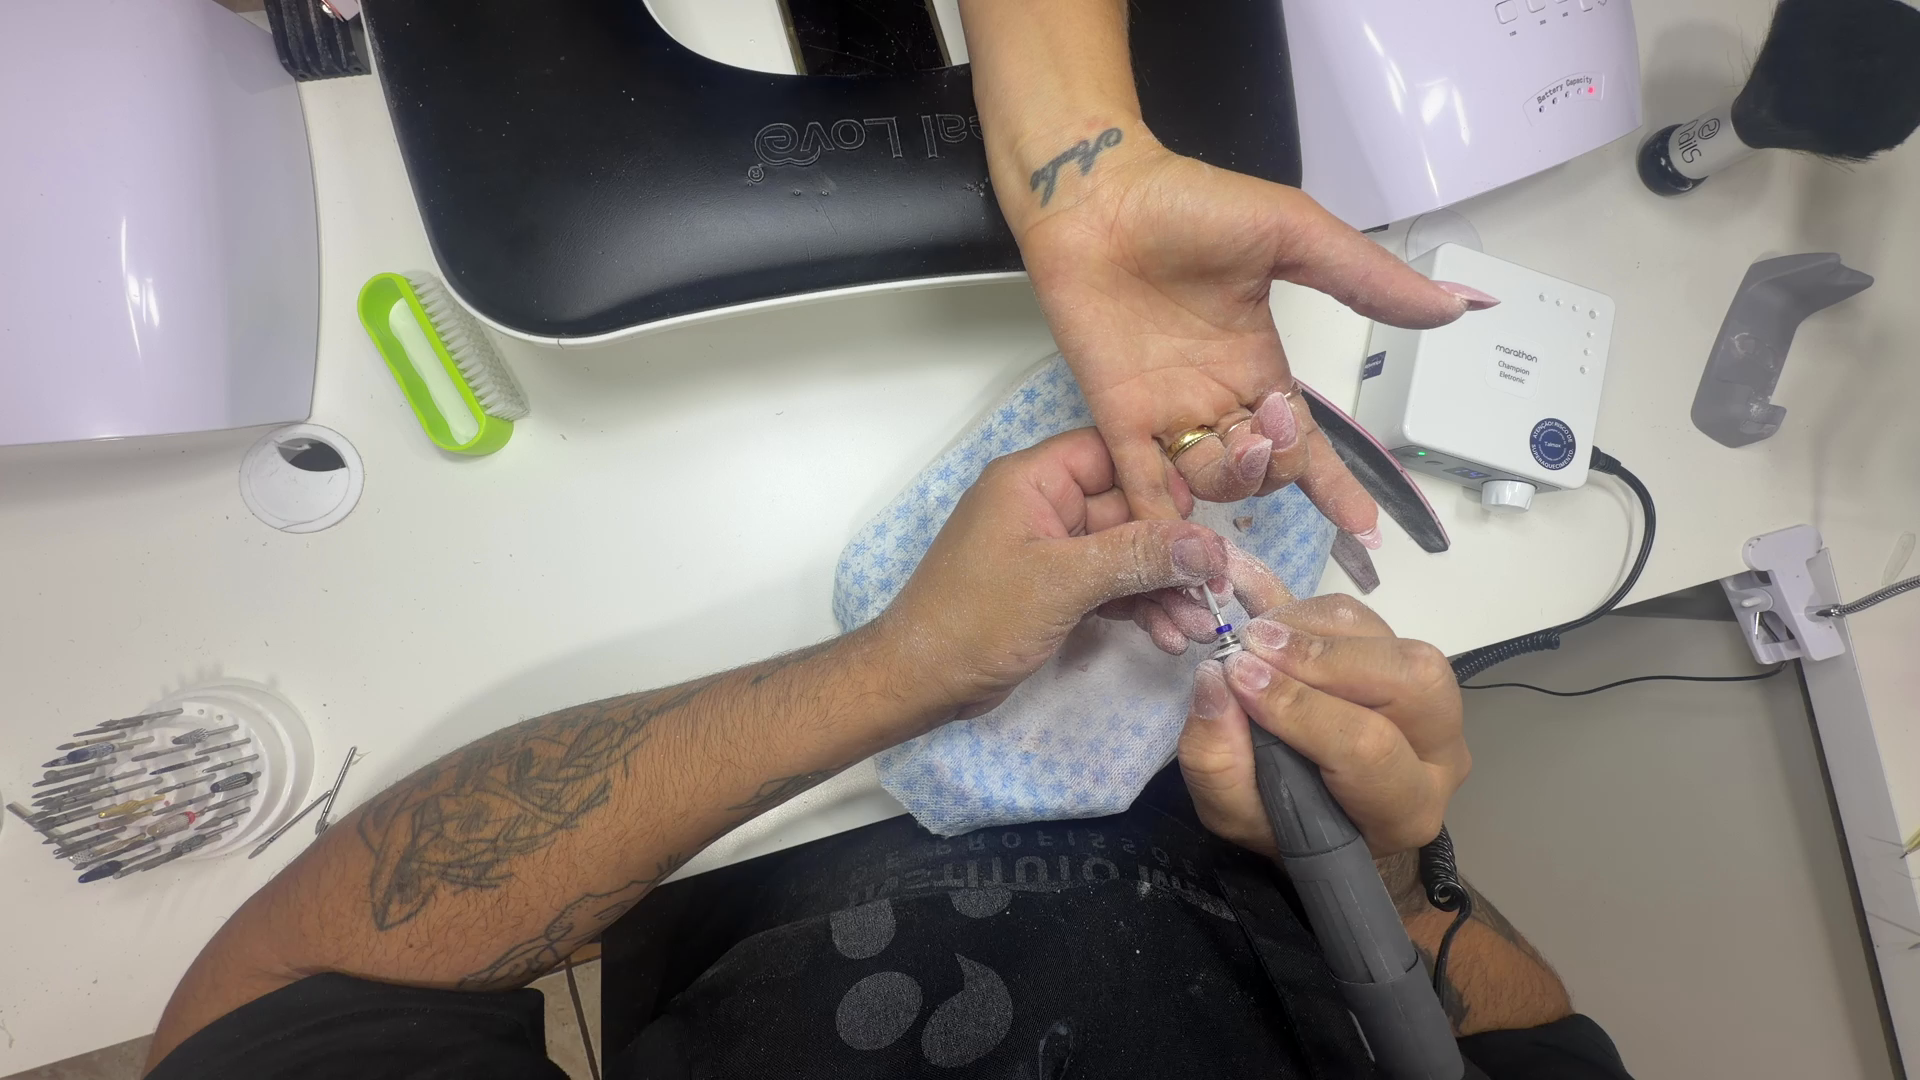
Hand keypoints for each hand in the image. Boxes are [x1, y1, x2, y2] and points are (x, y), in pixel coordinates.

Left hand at [876, 427, 1229, 720]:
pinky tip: (1168, 635)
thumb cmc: (976, 618)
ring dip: (1160, 588)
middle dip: (1171, 553)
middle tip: (1216, 587)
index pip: (1108, 455)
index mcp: (1031, 481)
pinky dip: (1137, 608)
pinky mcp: (1054, 590)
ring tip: (1197, 626)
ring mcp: (1049, 552)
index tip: (1204, 517)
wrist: (923, 682)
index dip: (1158, 481)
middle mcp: (1043, 508)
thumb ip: (1136, 556)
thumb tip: (1210, 545)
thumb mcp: (1061, 581)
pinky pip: (1108, 587)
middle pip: (1125, 512)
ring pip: (1122, 556)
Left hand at [1014, 136, 1495, 528]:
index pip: (1302, 439)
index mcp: (1257, 364)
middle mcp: (1213, 398)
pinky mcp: (1115, 414)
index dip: (1332, 482)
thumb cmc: (1190, 206)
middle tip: (1269, 427)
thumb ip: (1364, 281)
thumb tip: (1457, 306)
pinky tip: (1178, 529)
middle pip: (1257, 469)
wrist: (1099, 200)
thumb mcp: (1292, 236)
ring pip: (1207, 479)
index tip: (1364, 525)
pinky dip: (1158, 511)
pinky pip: (1138, 479)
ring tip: (1237, 443)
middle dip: (1275, 467)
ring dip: (1230, 479)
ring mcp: (1163, 412)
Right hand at [1173, 583, 1469, 857]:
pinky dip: (1316, 613)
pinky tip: (1273, 627)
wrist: (1316, 812)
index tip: (1236, 675)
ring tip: (1257, 635)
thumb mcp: (1230, 810)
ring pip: (1396, 643)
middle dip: (1322, 655)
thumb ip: (1215, 757)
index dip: (1298, 704)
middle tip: (1252, 644)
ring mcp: (1433, 706)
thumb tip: (1215, 679)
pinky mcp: (1404, 665)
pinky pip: (1372, 622)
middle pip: (1413, 681)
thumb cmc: (1278, 821)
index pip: (1367, 746)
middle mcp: (1436, 754)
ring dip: (1317, 627)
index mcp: (1399, 808)